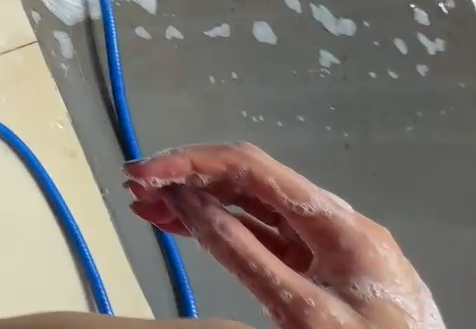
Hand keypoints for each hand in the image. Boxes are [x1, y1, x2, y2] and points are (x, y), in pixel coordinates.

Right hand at [125, 143, 440, 328]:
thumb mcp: (302, 311)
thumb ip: (239, 251)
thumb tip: (180, 197)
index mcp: (340, 225)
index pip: (249, 167)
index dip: (188, 162)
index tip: (140, 174)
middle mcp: (334, 224)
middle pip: (245, 179)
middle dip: (185, 178)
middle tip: (135, 188)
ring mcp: (328, 247)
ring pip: (246, 203)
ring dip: (193, 200)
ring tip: (145, 206)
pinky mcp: (319, 269)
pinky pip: (257, 233)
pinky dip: (214, 225)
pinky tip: (178, 225)